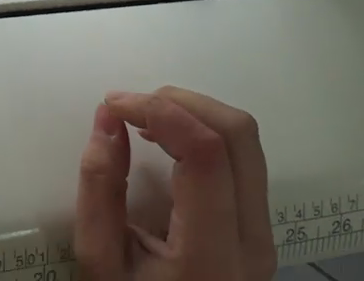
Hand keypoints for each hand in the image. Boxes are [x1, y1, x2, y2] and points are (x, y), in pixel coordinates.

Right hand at [74, 87, 275, 280]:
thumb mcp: (100, 262)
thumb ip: (100, 188)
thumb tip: (108, 117)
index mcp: (212, 256)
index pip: (206, 154)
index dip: (159, 111)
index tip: (115, 105)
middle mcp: (253, 240)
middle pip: (237, 134)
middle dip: (179, 101)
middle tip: (132, 107)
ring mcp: (264, 234)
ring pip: (245, 139)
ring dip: (192, 112)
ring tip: (145, 121)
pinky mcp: (259, 226)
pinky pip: (241, 157)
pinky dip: (202, 130)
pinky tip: (166, 140)